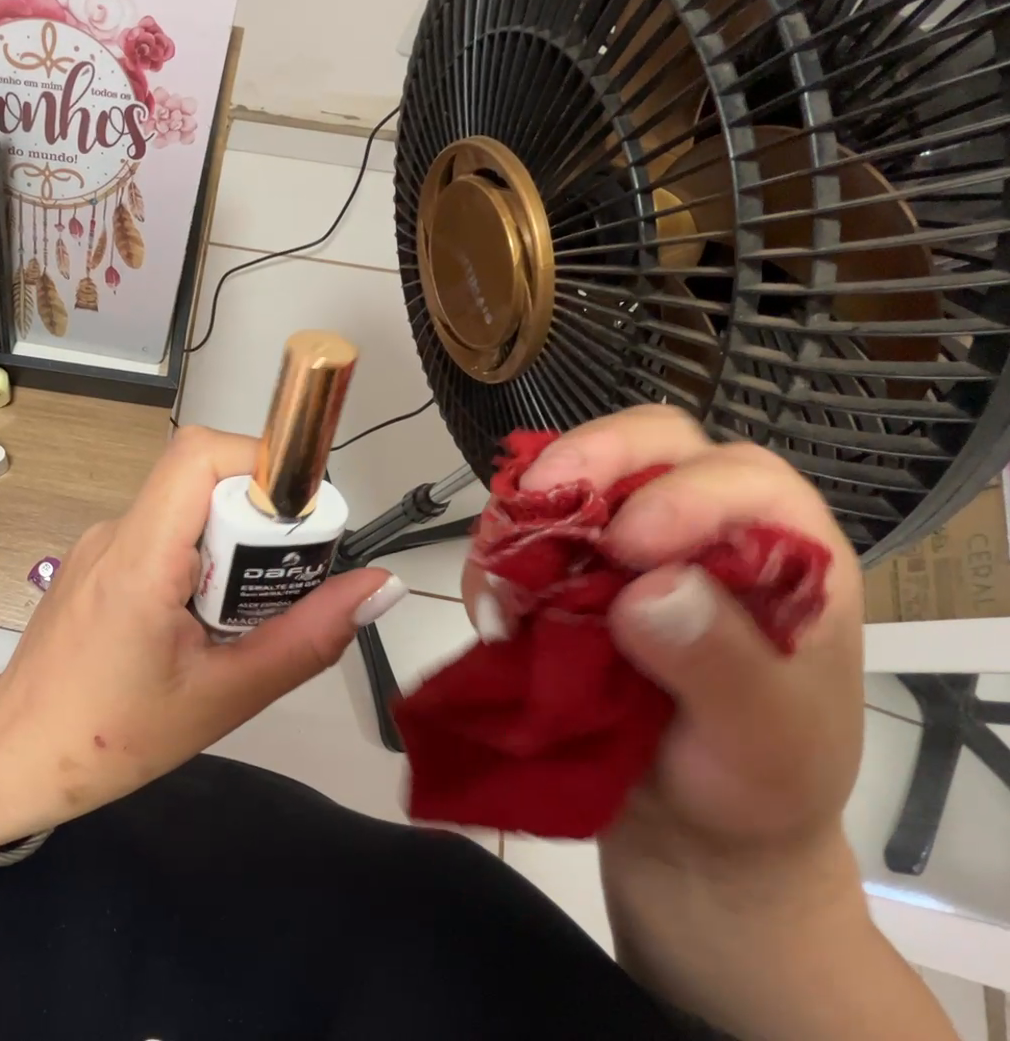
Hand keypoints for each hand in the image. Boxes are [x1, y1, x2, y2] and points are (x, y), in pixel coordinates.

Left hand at [0, 426, 406, 847]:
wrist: (16, 755)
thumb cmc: (110, 738)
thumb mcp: (223, 695)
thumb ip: (307, 637)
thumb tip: (378, 587)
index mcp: (138, 558)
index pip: (200, 455)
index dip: (264, 465)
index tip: (302, 525)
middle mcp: (113, 534)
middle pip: (202, 485)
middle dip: (258, 528)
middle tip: (281, 597)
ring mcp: (97, 547)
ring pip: (184, 516)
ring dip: (228, 556)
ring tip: (235, 629)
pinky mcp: (93, 566)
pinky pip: (160, 541)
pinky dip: (195, 569)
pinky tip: (196, 632)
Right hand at [463, 406, 866, 897]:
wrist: (684, 825)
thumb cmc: (753, 781)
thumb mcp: (764, 740)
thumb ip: (725, 666)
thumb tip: (650, 587)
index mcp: (781, 556)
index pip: (736, 478)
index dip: (680, 492)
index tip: (626, 544)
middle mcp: (699, 534)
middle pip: (645, 447)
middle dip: (585, 461)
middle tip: (537, 500)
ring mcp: (619, 554)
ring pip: (566, 485)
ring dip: (522, 521)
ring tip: (504, 594)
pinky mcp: (559, 581)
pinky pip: (515, 542)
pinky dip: (491, 566)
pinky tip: (493, 618)